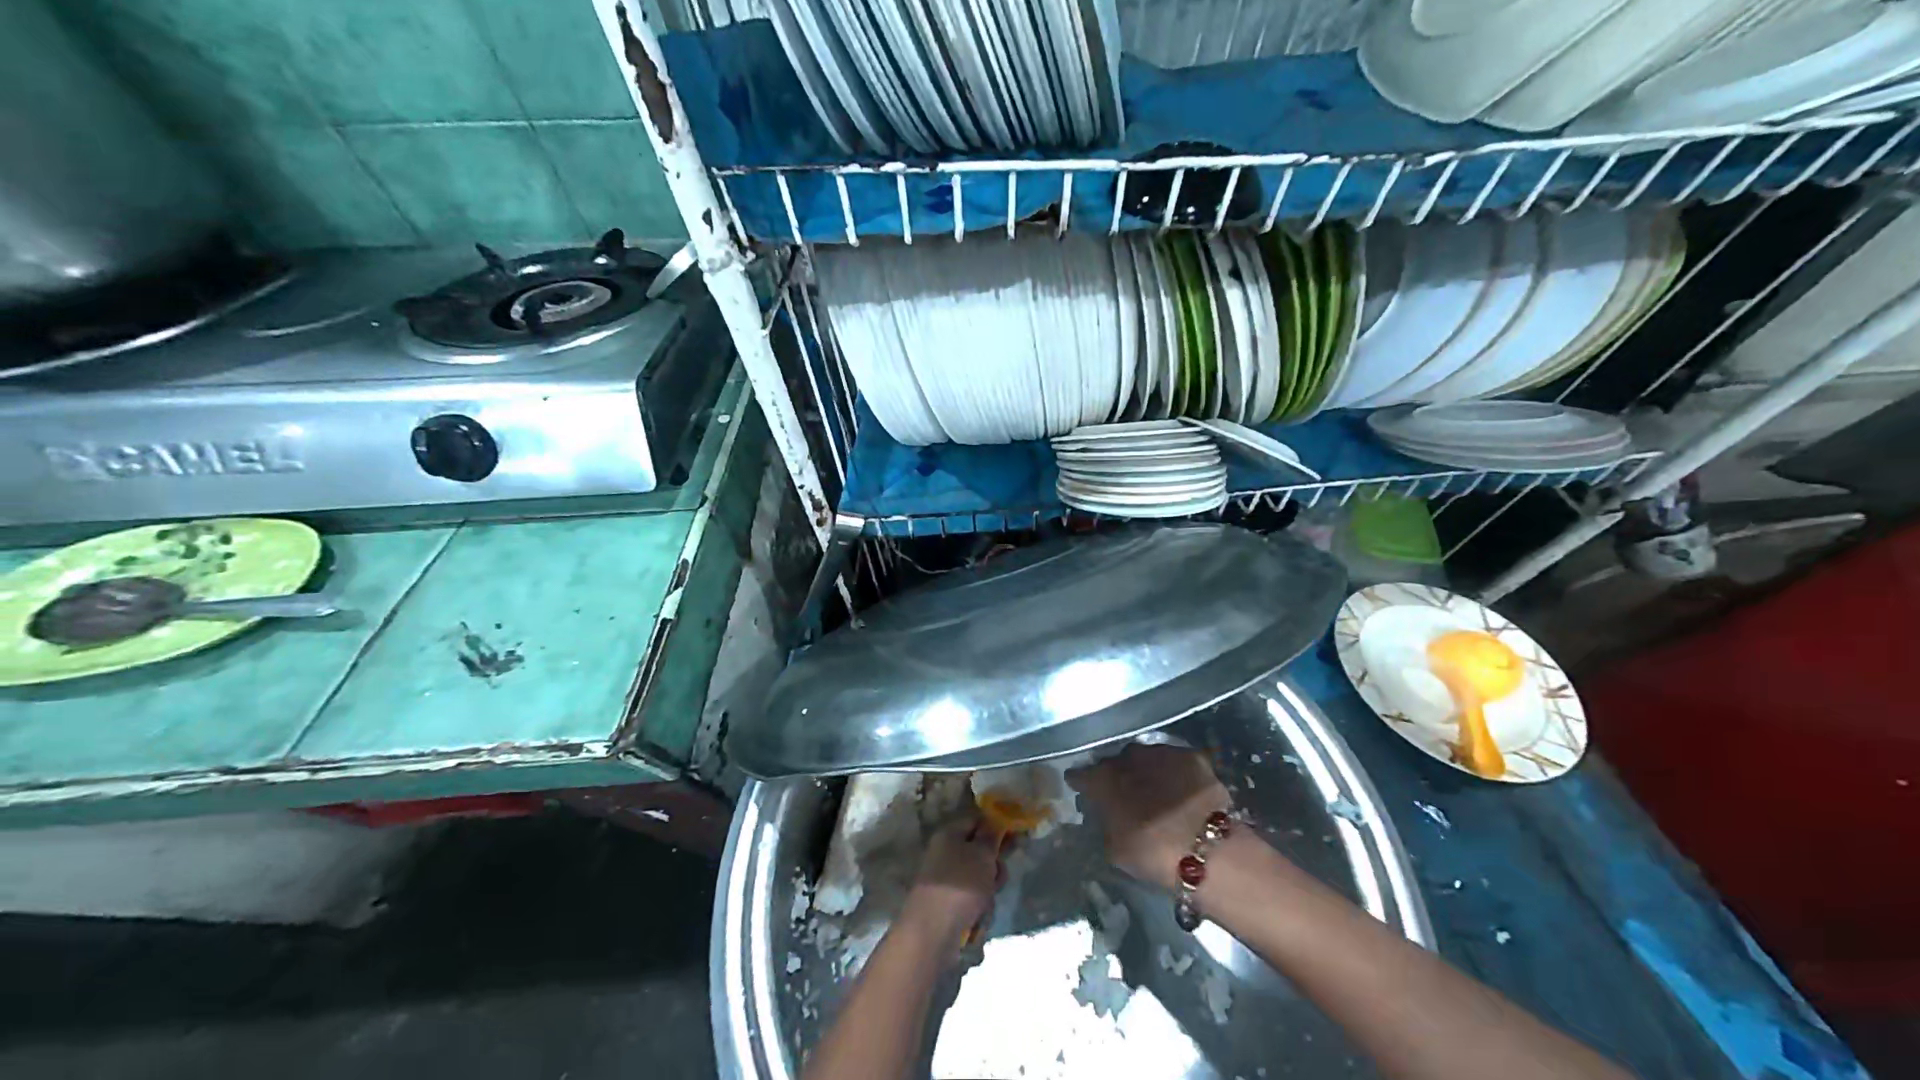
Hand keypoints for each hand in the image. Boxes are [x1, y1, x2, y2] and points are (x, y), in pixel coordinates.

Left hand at [902, 812, 1004, 941]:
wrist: (933, 930)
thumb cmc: (961, 884)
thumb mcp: (982, 854)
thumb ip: (991, 836)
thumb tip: (992, 822)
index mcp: (948, 834)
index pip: (976, 821)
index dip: (995, 827)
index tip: (1014, 838)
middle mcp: (944, 853)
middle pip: (978, 852)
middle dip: (993, 866)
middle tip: (998, 878)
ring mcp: (943, 879)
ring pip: (977, 877)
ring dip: (987, 889)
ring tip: (986, 902)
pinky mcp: (945, 902)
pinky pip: (969, 897)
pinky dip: (978, 905)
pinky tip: (978, 916)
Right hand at [1068, 744, 1232, 890]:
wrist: (1206, 848)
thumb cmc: (1152, 852)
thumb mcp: (1114, 848)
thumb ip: (1105, 823)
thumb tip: (1106, 814)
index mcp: (1102, 780)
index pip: (1080, 774)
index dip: (1081, 783)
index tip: (1082, 790)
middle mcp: (1126, 757)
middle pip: (1114, 761)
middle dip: (1116, 774)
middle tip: (1124, 793)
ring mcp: (1159, 752)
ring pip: (1144, 756)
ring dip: (1144, 768)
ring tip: (1154, 787)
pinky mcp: (1189, 755)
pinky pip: (1172, 759)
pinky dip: (1173, 770)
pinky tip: (1180, 786)